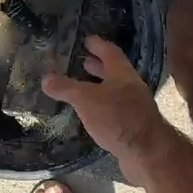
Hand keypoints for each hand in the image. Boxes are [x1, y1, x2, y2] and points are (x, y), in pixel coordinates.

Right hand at [43, 37, 184, 176]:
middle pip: (114, 72)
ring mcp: (135, 107)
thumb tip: (45, 78)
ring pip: (115, 92)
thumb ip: (66, 88)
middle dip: (99, 67)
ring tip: (83, 89)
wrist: (147, 152)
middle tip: (84, 62)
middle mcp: (131, 87)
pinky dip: (102, 107)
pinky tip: (92, 115)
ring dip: (100, 88)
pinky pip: (115, 110)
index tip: (87, 39)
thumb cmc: (117, 117)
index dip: (98, 45)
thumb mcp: (86, 99)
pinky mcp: (133, 126)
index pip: (110, 52)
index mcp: (122, 73)